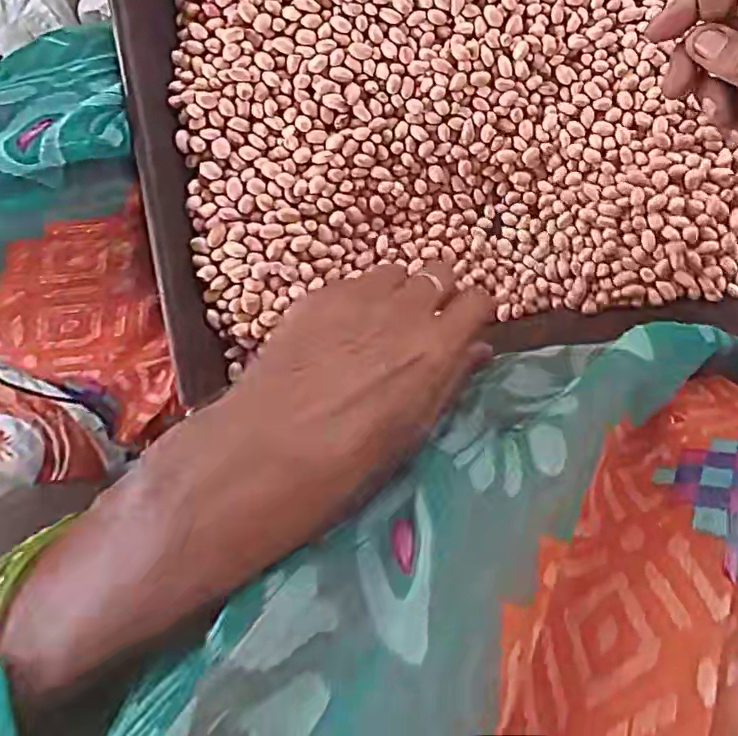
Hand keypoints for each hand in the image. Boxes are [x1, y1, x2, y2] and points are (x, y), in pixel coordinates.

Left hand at [0, 265, 493, 705]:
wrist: (258, 454)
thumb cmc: (345, 465)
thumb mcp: (411, 432)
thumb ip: (449, 381)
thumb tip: (476, 350)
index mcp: (435, 348)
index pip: (480, 300)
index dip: (474, 314)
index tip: (466, 330)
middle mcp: (403, 311)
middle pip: (441, 273)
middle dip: (440, 296)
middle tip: (423, 328)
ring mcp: (358, 297)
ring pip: (398, 272)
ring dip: (400, 294)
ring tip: (381, 327)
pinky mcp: (319, 296)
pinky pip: (358, 282)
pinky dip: (362, 298)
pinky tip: (343, 330)